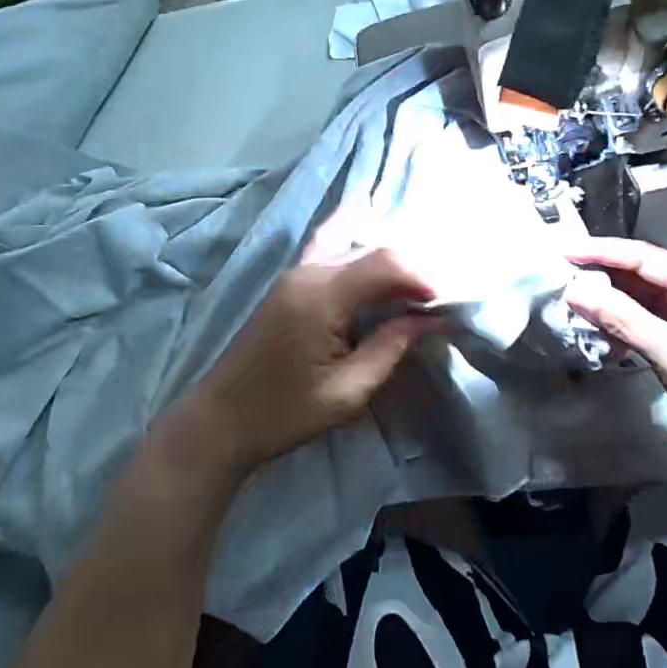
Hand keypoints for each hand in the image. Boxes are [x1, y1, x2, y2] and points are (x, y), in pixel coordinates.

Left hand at [182, 248, 439, 478]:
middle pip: (370, 251)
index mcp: (321, 295)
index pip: (384, 263)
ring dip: (385, 267)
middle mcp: (307, 271)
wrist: (223, 418)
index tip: (443, 306)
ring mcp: (294, 272)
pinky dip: (359, 257)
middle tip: (432, 305)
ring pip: (352, 249)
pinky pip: (331, 253)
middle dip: (407, 272)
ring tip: (409, 297)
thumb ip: (391, 347)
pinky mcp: (289, 282)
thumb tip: (429, 319)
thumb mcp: (348, 391)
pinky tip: (375, 271)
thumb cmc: (285, 412)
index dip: (420, 278)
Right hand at [564, 237, 666, 480]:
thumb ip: (624, 319)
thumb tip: (575, 291)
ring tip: (572, 301)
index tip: (564, 251)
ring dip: (610, 301)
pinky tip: (599, 329)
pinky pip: (649, 318)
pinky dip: (624, 322)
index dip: (602, 252)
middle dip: (602, 275)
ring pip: (643, 296)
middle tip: (561, 277)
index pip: (646, 258)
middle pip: (643, 273)